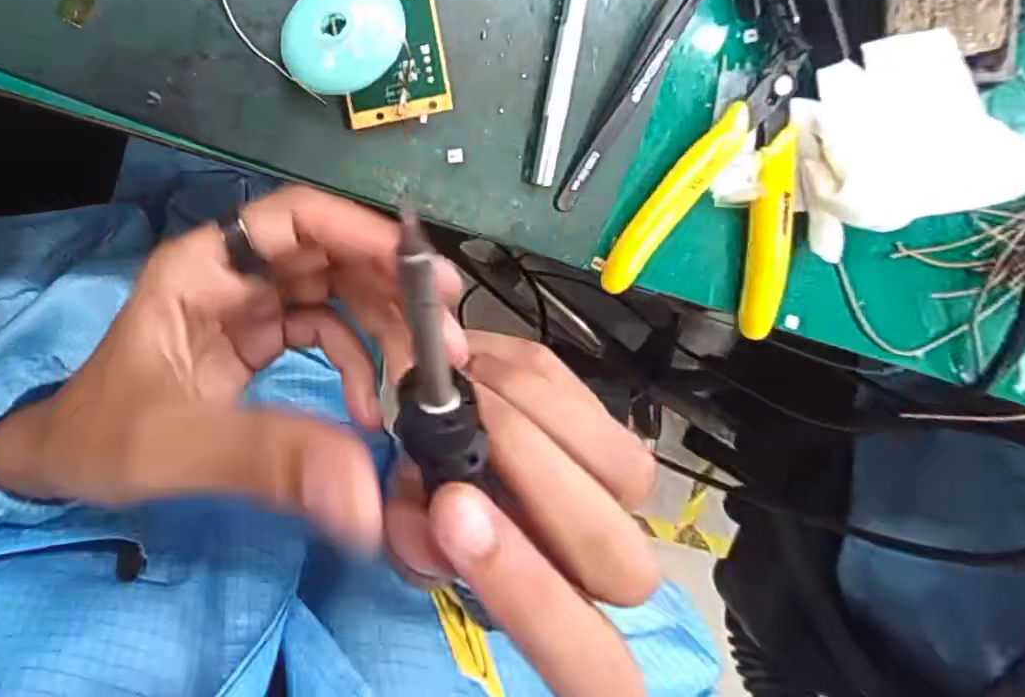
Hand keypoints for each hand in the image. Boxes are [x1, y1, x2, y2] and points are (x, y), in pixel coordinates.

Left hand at [0, 185, 463, 552]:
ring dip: (379, 324)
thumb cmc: (100, 435)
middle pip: (322, 252)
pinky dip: (353, 360)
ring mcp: (243, 306)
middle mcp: (227, 274)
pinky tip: (368, 410)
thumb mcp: (172, 445)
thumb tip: (364, 495)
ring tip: (421, 378)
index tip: (419, 273)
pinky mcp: (253, 341)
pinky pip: (320, 331)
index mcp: (200, 267)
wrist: (65, 460)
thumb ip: (261, 462)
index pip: (289, 219)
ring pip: (329, 289)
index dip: (356, 231)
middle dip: (385, 286)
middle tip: (442, 339)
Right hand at [385, 329, 659, 696]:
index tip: (452, 510)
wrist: (451, 457)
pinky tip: (475, 364)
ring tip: (460, 379)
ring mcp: (618, 506)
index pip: (586, 659)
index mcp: (552, 628)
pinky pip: (590, 402)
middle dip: (531, 474)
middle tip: (456, 416)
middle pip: (618, 559)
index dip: (529, 591)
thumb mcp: (402, 530)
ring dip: (530, 409)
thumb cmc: (427, 509)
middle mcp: (599, 576)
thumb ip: (409, 532)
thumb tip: (427, 513)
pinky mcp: (609, 438)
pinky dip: (525, 373)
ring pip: (622, 468)